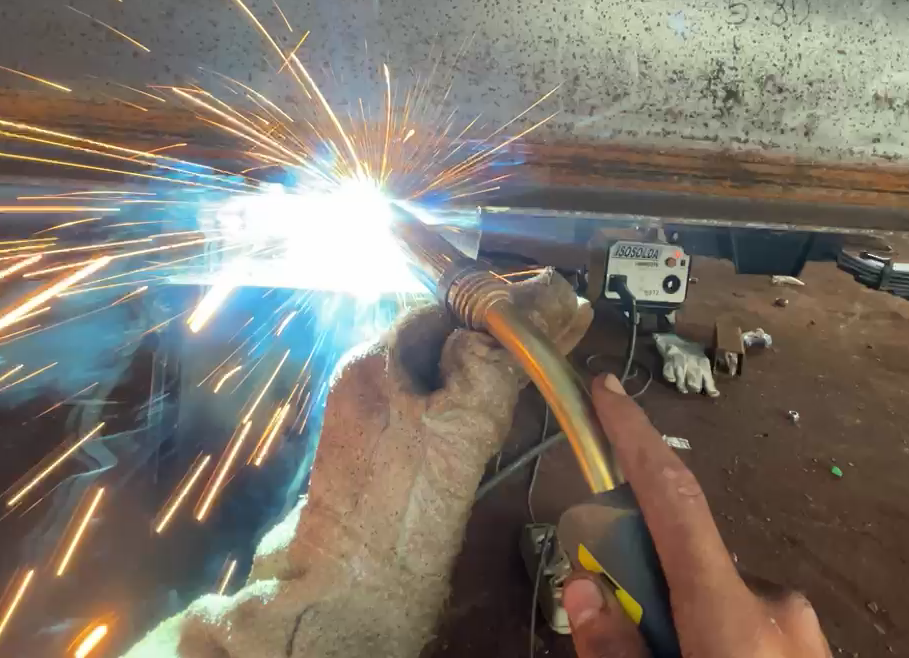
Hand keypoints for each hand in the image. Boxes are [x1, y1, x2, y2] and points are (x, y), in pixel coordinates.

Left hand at [124, 269, 590, 657]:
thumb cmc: (401, 511)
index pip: (440, 310)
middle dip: (499, 335)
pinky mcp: (389, 455)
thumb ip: (488, 366)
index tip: (540, 309)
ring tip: (546, 355)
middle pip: (443, 340)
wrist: (352, 601)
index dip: (491, 307)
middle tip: (556, 329)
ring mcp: (376, 420)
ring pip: (443, 375)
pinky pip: (438, 409)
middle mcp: (369, 382)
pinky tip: (509, 400)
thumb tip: (521, 311)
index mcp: (373, 362)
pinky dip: (476, 399)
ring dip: (492, 366)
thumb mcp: (456, 431)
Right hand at [561, 373, 829, 657]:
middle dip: (648, 565)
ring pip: (718, 590)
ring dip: (686, 609)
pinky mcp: (818, 646)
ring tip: (671, 655)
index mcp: (732, 614)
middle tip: (620, 610)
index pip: (674, 496)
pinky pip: (752, 620)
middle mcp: (775, 602)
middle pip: (690, 552)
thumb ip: (615, 648)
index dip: (636, 436)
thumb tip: (582, 585)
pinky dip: (720, 634)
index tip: (607, 387)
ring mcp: (807, 626)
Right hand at [652, 332, 718, 396]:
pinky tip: (673, 375)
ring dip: (682, 387)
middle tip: (693, 386)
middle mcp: (692, 364)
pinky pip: (670, 378)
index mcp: (702, 362)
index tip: (713, 394)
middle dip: (694, 388)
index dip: (710, 390)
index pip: (708, 380)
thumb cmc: (689, 349)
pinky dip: (671, 378)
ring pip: (681, 385)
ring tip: (683, 385)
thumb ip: (707, 374)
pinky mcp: (667, 365)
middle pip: (694, 386)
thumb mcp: (701, 358)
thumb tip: (714, 393)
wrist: (671, 337)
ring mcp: (679, 365)